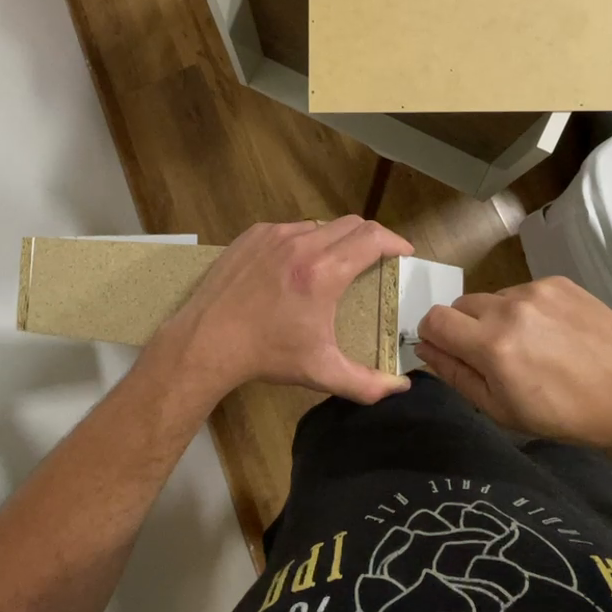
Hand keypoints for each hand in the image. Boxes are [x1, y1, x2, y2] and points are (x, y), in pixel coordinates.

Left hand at [149, 218, 414, 404]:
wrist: (207, 340)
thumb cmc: (267, 355)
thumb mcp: (321, 371)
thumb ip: (367, 383)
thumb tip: (401, 387)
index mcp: (323, 272)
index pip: (372, 238)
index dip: (395, 241)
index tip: (403, 252)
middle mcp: (301, 244)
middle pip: (350, 225)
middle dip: (370, 238)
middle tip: (377, 258)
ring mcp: (273, 235)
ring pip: (318, 226)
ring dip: (335, 240)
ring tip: (336, 265)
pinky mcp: (251, 235)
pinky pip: (289, 229)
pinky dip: (303, 241)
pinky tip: (297, 266)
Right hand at [414, 277, 611, 448]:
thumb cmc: (569, 414)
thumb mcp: (504, 411)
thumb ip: (457, 376)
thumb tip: (425, 348)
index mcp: (492, 346)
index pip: (434, 319)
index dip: (434, 335)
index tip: (450, 352)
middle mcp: (508, 309)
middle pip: (459, 305)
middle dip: (465, 329)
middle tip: (495, 357)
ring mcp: (534, 291)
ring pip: (491, 298)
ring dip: (496, 319)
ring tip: (530, 347)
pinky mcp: (556, 282)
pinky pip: (521, 292)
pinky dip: (525, 311)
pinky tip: (552, 334)